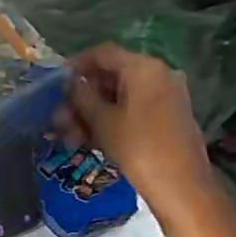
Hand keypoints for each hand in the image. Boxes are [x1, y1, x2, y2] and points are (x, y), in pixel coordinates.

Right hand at [56, 43, 214, 214]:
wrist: (179, 183)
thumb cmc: (137, 146)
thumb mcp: (101, 121)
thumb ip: (82, 96)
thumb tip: (72, 82)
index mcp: (143, 68)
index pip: (103, 53)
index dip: (76, 65)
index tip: (56, 83)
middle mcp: (158, 74)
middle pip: (111, 76)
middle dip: (82, 97)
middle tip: (59, 119)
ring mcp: (165, 95)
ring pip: (119, 96)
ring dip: (91, 113)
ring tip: (71, 137)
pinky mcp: (166, 115)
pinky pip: (132, 109)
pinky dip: (110, 120)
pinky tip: (90, 140)